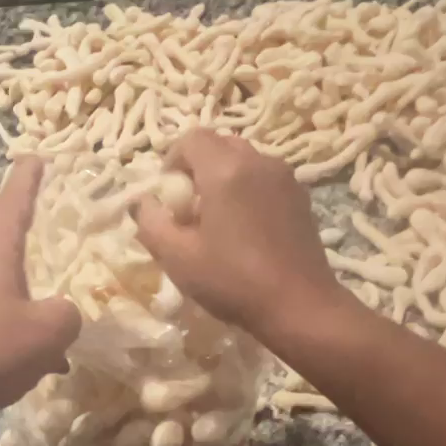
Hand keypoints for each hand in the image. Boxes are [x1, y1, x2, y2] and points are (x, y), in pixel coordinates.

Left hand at [0, 156, 80, 429]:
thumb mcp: (49, 334)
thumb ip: (68, 313)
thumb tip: (62, 311)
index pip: (16, 194)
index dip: (31, 174)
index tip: (38, 156)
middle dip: (25, 224)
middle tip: (52, 226)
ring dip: (14, 274)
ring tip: (43, 302)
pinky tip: (17, 342)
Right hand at [133, 129, 343, 335]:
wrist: (299, 306)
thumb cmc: (232, 281)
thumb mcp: (177, 258)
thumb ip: (151, 223)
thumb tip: (144, 203)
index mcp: (225, 170)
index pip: (191, 139)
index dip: (171, 160)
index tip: (168, 195)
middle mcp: (258, 162)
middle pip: (219, 145)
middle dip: (197, 168)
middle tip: (189, 207)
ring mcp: (285, 178)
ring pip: (244, 161)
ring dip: (223, 178)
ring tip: (217, 219)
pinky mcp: (301, 197)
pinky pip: (265, 179)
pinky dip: (247, 190)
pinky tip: (245, 230)